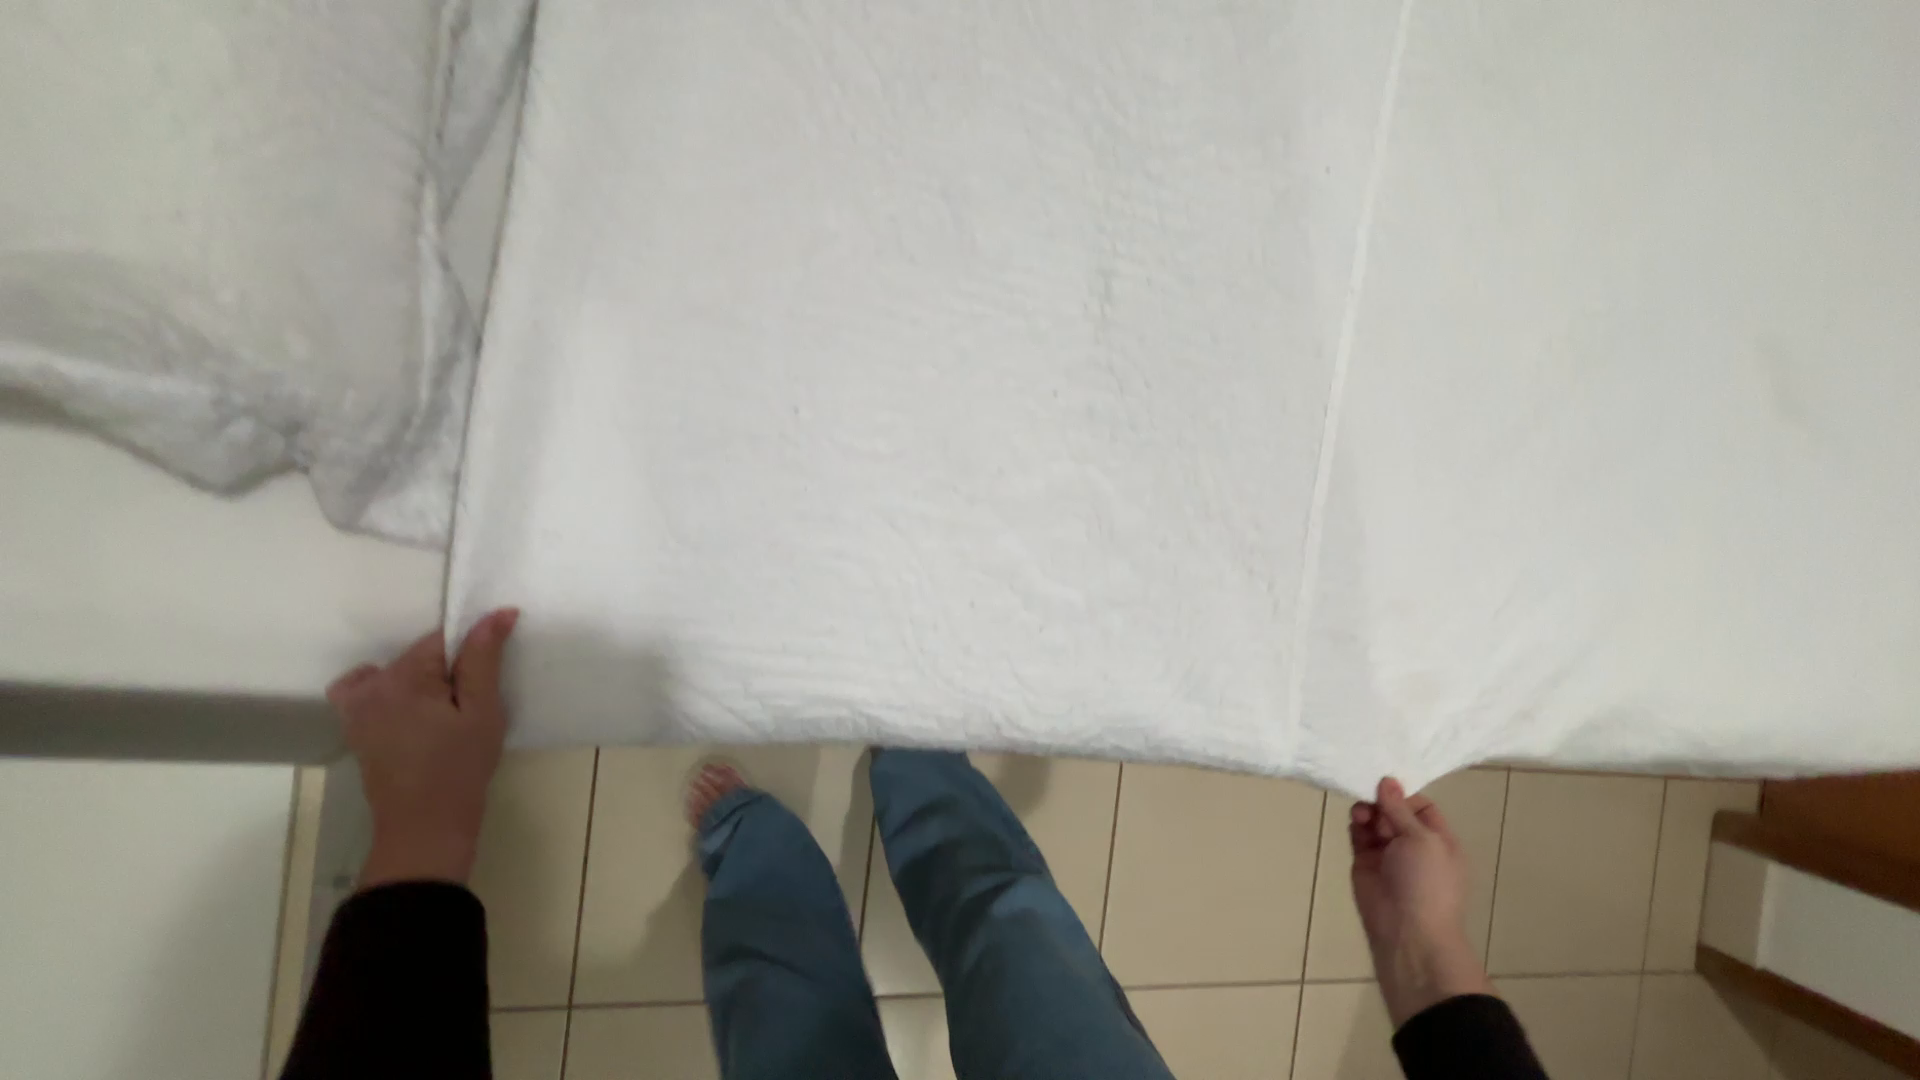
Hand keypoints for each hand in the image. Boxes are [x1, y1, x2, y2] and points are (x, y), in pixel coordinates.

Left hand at [327, 609, 519, 888]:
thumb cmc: (461, 767)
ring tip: (445, 712)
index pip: (443, 639)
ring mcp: (355, 709)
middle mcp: (369, 686)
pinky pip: (365, 690)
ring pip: (396, 671)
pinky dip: (387, 689)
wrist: (425, 826)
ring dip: (422, 680)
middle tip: (471, 705)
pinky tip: (412, 711)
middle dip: (448, 669)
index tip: (487, 682)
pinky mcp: (354, 728)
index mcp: (402, 678)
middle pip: (419, 655)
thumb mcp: (483, 710)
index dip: (471, 654)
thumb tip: (498, 612)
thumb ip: (483, 658)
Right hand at [1351, 777, 1495, 1026]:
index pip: (1421, 807)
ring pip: (1374, 821)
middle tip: (1370, 801)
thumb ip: (1400, 809)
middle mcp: (1415, 845)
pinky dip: (1356, 826)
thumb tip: (1387, 780)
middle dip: (1381, 802)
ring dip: (1367, 812)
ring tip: (1361, 815)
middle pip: (1394, 811)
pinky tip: (1355, 823)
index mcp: (1439, 841)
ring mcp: (1389, 854)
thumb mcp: (1422, 840)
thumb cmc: (1427, 883)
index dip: (1403, 794)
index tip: (1385, 785)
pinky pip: (1359, 835)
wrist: (1408, 930)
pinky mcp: (1365, 862)